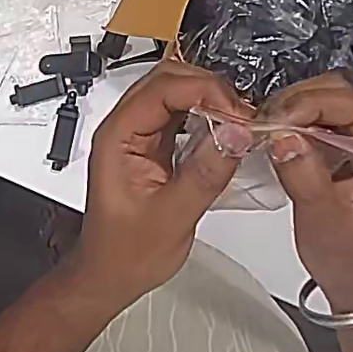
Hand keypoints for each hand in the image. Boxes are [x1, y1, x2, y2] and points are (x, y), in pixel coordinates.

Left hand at [71, 61, 250, 307]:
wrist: (110, 272)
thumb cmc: (125, 251)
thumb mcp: (172, 217)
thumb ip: (205, 173)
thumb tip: (235, 134)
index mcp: (117, 137)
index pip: (161, 89)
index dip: (203, 91)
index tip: (236, 111)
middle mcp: (124, 128)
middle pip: (166, 79)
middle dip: (208, 87)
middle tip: (242, 114)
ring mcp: (138, 134)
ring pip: (174, 91)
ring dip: (209, 98)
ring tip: (238, 121)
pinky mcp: (152, 144)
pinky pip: (180, 114)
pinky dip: (206, 114)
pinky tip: (225, 130)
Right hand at [262, 71, 352, 310]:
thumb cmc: (350, 259)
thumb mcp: (323, 222)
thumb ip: (304, 177)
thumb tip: (283, 137)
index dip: (312, 104)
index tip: (277, 118)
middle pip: (340, 94)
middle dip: (299, 100)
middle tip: (267, 120)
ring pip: (326, 99)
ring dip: (292, 107)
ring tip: (267, 128)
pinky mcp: (341, 147)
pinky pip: (315, 117)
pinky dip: (291, 119)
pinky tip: (274, 135)